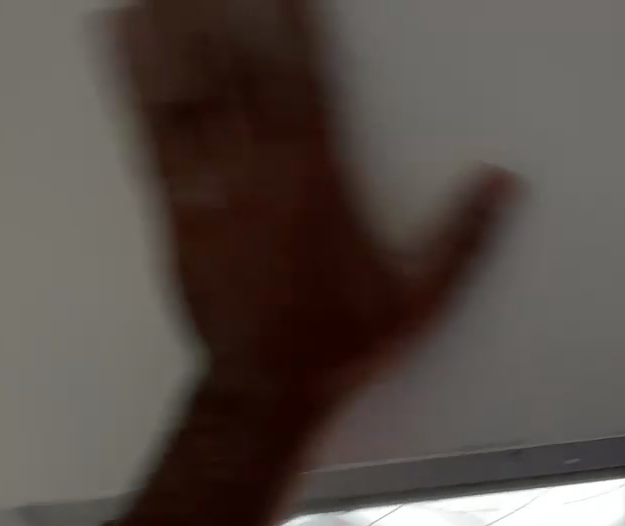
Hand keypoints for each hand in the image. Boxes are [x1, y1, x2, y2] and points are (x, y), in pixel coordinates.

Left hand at [106, 0, 517, 409]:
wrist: (269, 389)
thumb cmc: (340, 344)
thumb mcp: (421, 300)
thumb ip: (462, 238)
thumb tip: (499, 184)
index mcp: (319, 183)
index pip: (304, 75)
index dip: (293, 15)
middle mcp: (259, 171)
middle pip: (239, 60)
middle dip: (229, 0)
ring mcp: (211, 186)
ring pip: (187, 81)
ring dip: (178, 15)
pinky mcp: (176, 209)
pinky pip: (150, 127)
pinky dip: (136, 73)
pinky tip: (125, 28)